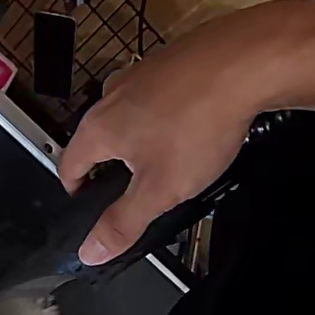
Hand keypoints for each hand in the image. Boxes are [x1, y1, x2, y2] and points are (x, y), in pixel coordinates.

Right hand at [58, 0, 314, 263]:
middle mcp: (113, 94)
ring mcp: (142, 74)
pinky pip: (157, 99)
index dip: (76, 192)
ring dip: (138, 141)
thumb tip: (90, 251)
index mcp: (99, 127)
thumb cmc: (199, 124)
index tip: (85, 204)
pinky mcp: (171, 62)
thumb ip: (123, 223)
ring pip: (128, 116)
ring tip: (163, 163)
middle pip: (98, 139)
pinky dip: (165, 119)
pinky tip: (189, 130)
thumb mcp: (159, 190)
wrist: (244, 64)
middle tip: (130, 191)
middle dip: (110, 167)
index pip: (69, 165)